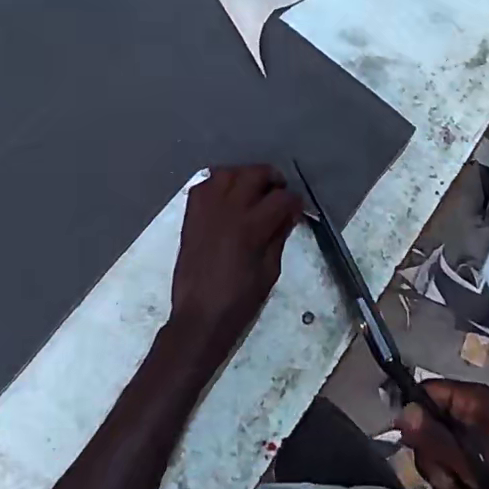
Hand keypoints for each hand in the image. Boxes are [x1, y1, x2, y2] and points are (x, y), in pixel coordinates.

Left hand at [166, 165, 302, 364]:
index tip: (297, 208)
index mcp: (251, 226)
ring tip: (252, 190)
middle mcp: (228, 209)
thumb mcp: (269, 271)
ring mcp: (206, 209)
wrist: (199, 315)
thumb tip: (288, 214)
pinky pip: (204, 185)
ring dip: (243, 176)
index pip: (281, 198)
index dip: (294, 201)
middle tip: (278, 192)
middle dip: (272, 178)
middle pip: (253, 174)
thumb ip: (278, 236)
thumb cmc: (239, 300)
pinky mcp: (191, 214)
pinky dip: (218, 184)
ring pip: (227, 173)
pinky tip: (227, 197)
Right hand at [398, 380, 488, 488]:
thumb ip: (438, 439)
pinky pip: (450, 474)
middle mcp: (472, 417)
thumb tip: (401, 412)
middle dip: (434, 462)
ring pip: (437, 456)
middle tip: (449, 482)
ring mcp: (475, 445)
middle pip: (428, 427)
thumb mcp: (478, 465)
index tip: (409, 443)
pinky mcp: (478, 471)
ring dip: (444, 484)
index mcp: (476, 402)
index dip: (413, 414)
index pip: (427, 392)